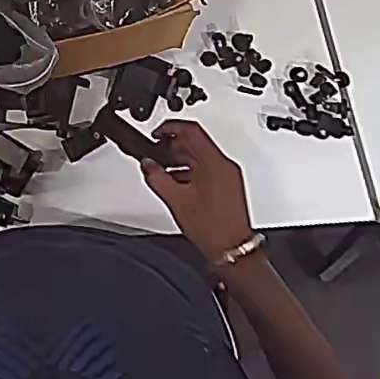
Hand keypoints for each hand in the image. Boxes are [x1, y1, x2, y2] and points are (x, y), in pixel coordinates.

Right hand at [141, 120, 255, 264]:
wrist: (233, 250)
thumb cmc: (212, 228)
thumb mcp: (177, 200)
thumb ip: (157, 178)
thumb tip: (147, 165)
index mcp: (214, 162)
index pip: (192, 130)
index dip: (171, 127)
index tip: (158, 132)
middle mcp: (224, 165)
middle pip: (196, 142)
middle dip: (173, 145)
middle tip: (157, 152)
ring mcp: (228, 175)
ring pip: (200, 156)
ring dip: (181, 158)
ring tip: (164, 169)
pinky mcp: (228, 185)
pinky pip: (207, 168)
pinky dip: (191, 170)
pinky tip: (178, 182)